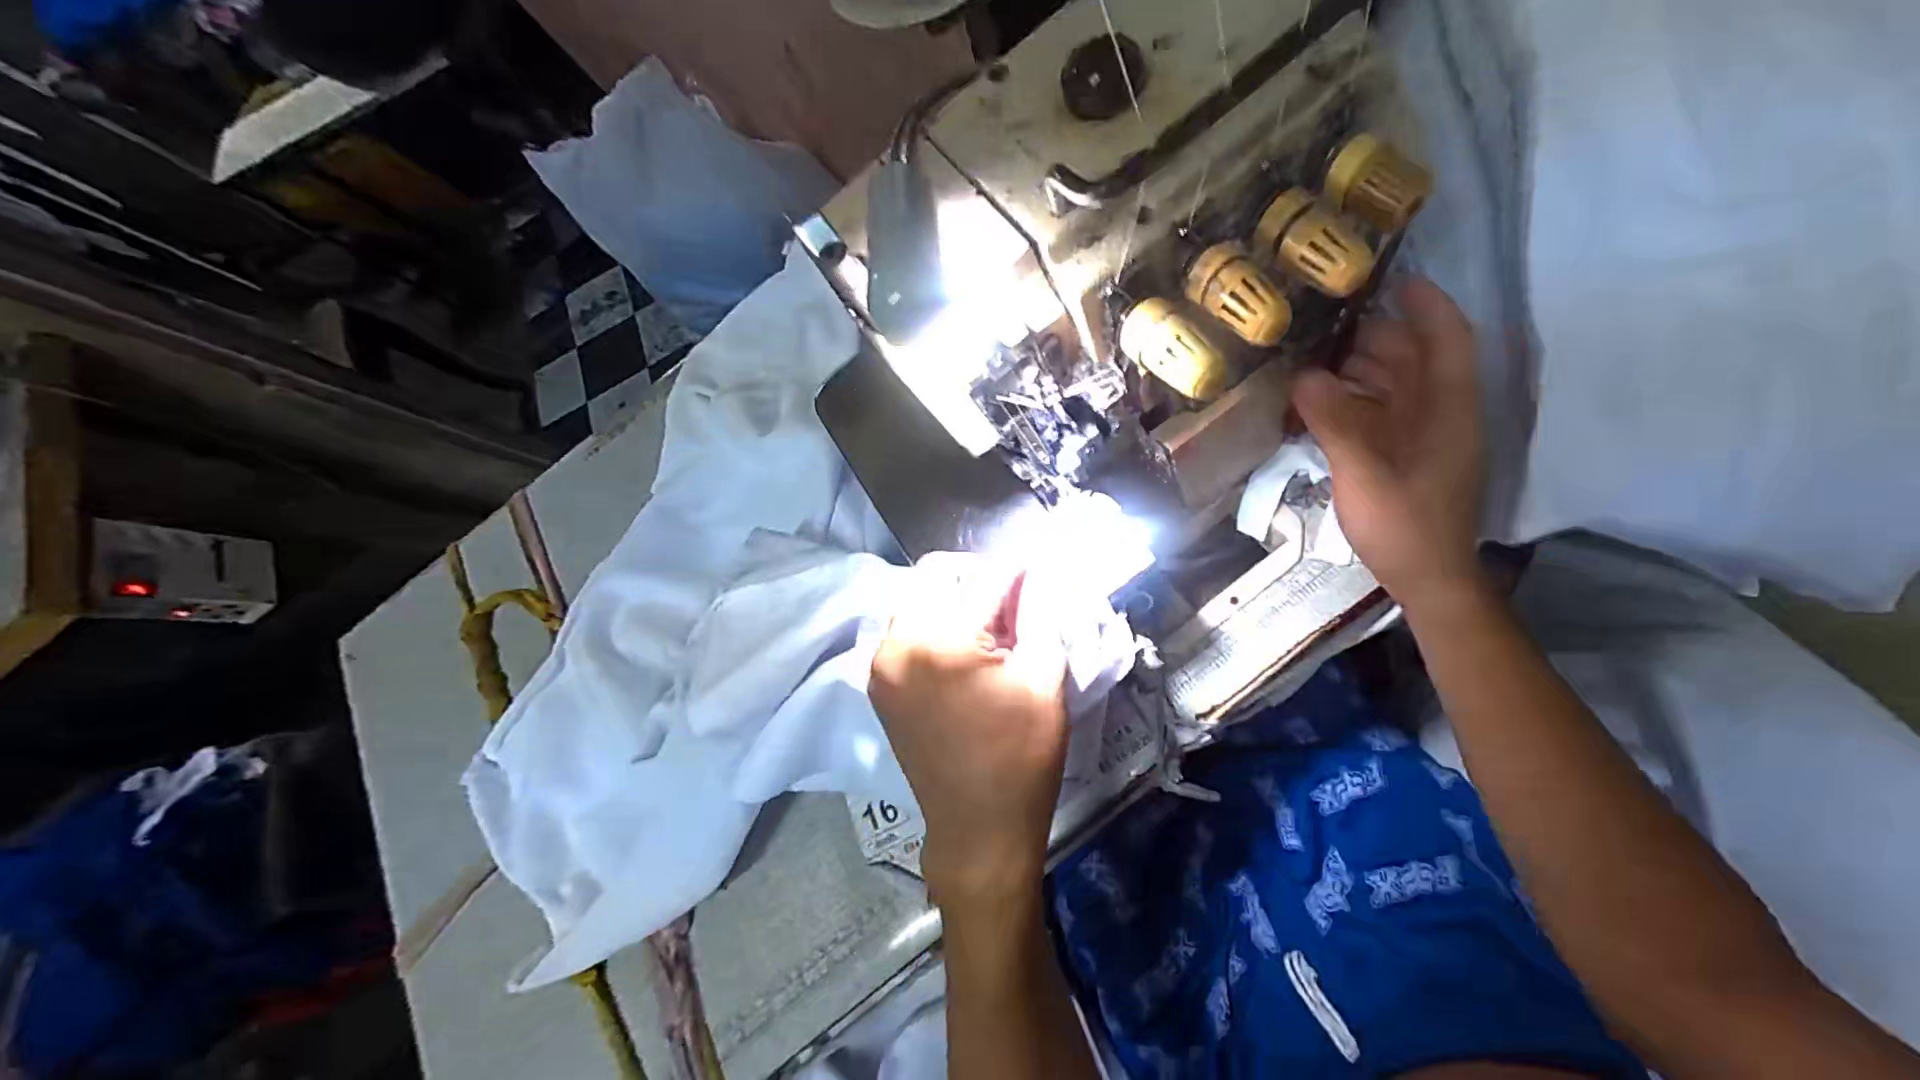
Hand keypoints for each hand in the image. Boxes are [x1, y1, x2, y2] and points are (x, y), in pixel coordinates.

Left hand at [869, 560, 1068, 909]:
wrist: (976, 827)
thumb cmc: (1020, 757)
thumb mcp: (1045, 680)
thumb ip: (1039, 617)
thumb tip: (1033, 579)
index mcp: (940, 642)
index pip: (983, 581)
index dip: (1017, 573)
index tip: (1037, 572)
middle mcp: (898, 643)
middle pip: (936, 577)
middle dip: (977, 578)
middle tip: (1011, 600)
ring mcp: (881, 664)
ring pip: (916, 600)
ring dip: (952, 600)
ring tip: (987, 626)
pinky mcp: (878, 683)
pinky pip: (904, 631)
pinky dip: (932, 625)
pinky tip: (961, 647)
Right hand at [1293, 279, 1485, 611]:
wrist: (1428, 578)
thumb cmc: (1404, 524)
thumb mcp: (1364, 472)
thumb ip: (1335, 421)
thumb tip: (1303, 376)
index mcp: (1447, 409)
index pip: (1447, 340)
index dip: (1426, 306)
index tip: (1395, 281)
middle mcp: (1440, 415)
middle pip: (1413, 360)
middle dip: (1374, 338)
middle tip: (1323, 327)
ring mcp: (1423, 438)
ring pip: (1393, 388)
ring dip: (1357, 372)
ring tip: (1311, 362)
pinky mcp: (1406, 458)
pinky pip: (1379, 416)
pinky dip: (1351, 404)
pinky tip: (1318, 407)